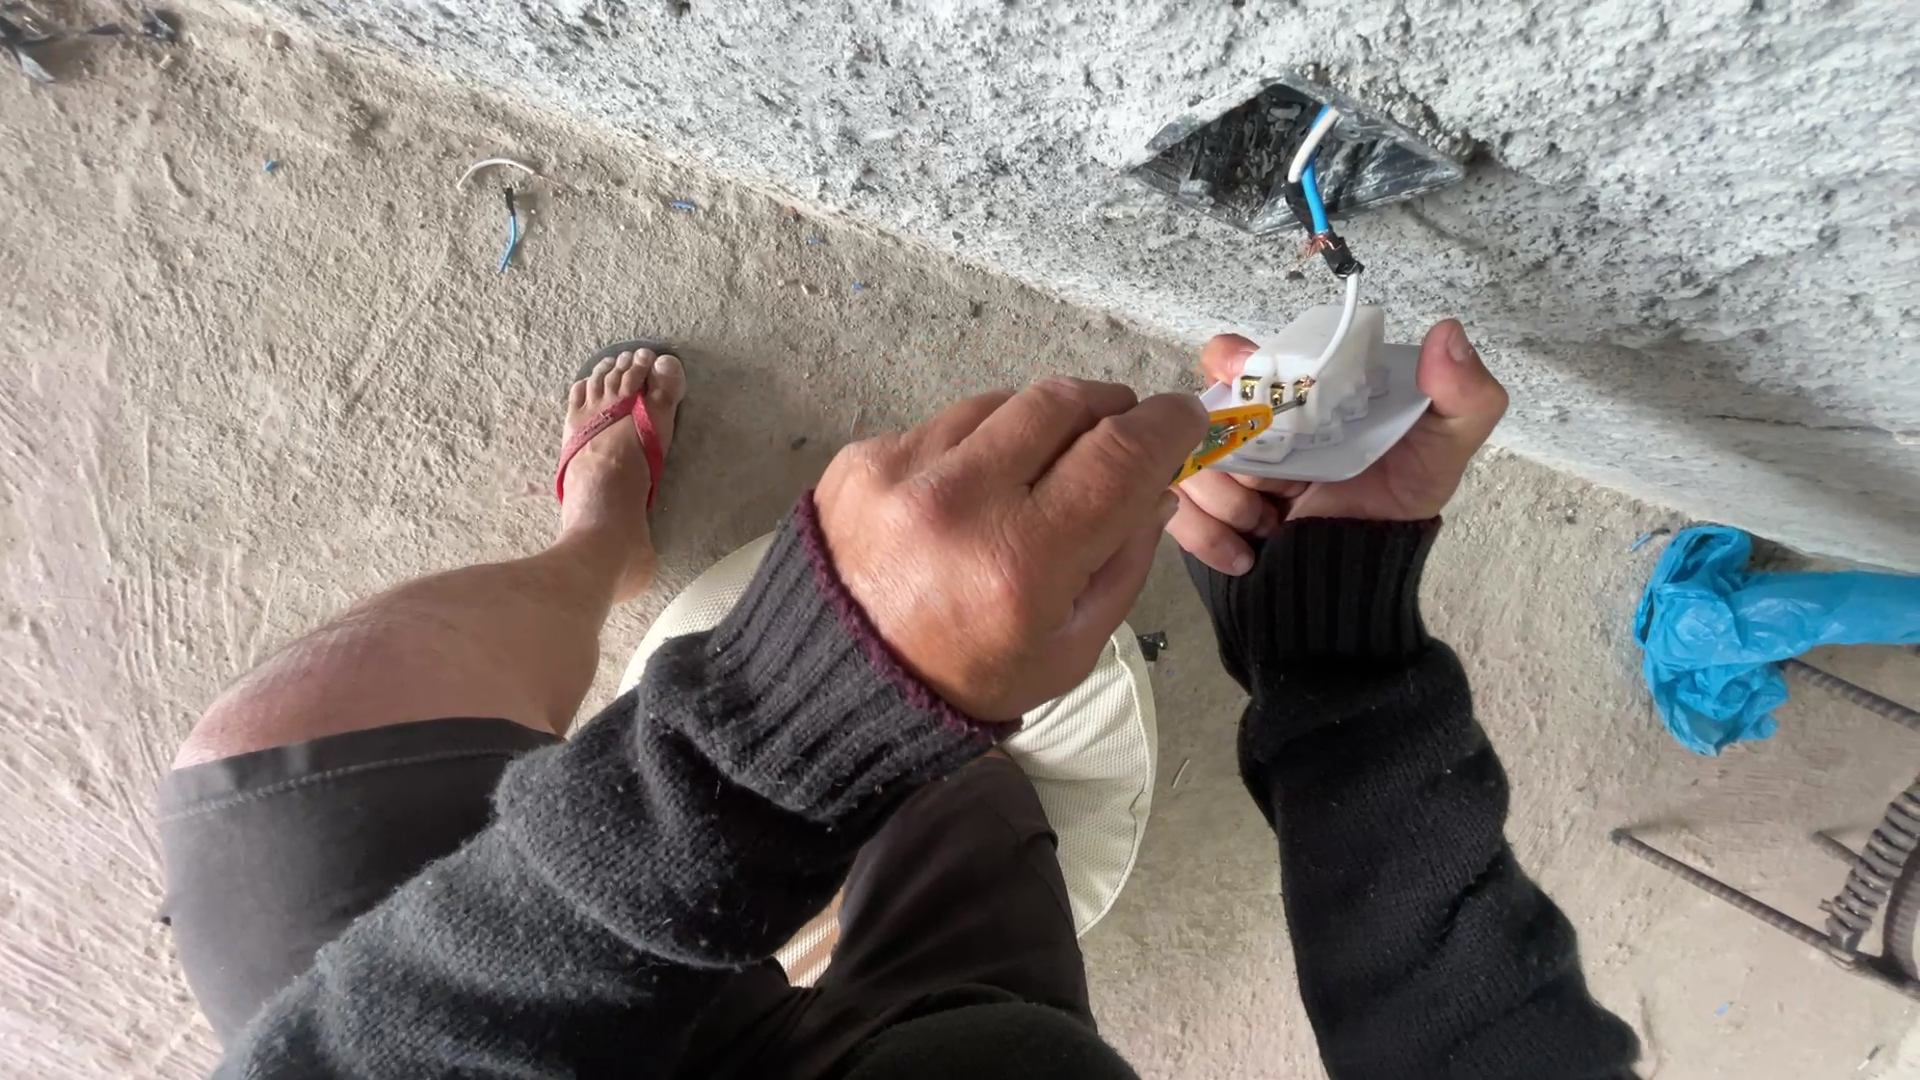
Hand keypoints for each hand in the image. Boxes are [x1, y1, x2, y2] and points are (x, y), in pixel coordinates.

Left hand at [815, 378, 1206, 719]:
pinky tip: (971, 485)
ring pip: (1004, 402)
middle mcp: (957, 501)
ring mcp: (900, 470)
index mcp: (1019, 564)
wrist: (839, 680)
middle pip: (1062, 402)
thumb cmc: (966, 678)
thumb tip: (1155, 488)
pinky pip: (947, 422)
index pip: (1117, 457)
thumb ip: (1123, 564)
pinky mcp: (862, 456)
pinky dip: (979, 443)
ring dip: (1041, 423)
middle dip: (1108, 406)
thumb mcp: (1068, 650)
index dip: (1166, 425)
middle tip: (1118, 431)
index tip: (1183, 417)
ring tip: (1038, 467)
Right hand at [1167, 319, 1508, 574]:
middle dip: (1218, 443)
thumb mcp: (1439, 454)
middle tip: (1255, 477)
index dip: (1230, 360)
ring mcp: (1218, 470)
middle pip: (1197, 411)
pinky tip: (1242, 555)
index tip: (1234, 370)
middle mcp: (1250, 428)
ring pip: (1185, 462)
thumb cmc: (1388, 513)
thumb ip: (1462, 396)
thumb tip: (1447, 333)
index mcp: (1297, 400)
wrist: (1349, 587)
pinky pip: (1174, 509)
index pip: (1243, 360)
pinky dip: (1205, 534)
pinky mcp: (1198, 510)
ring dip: (1225, 499)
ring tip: (1267, 526)